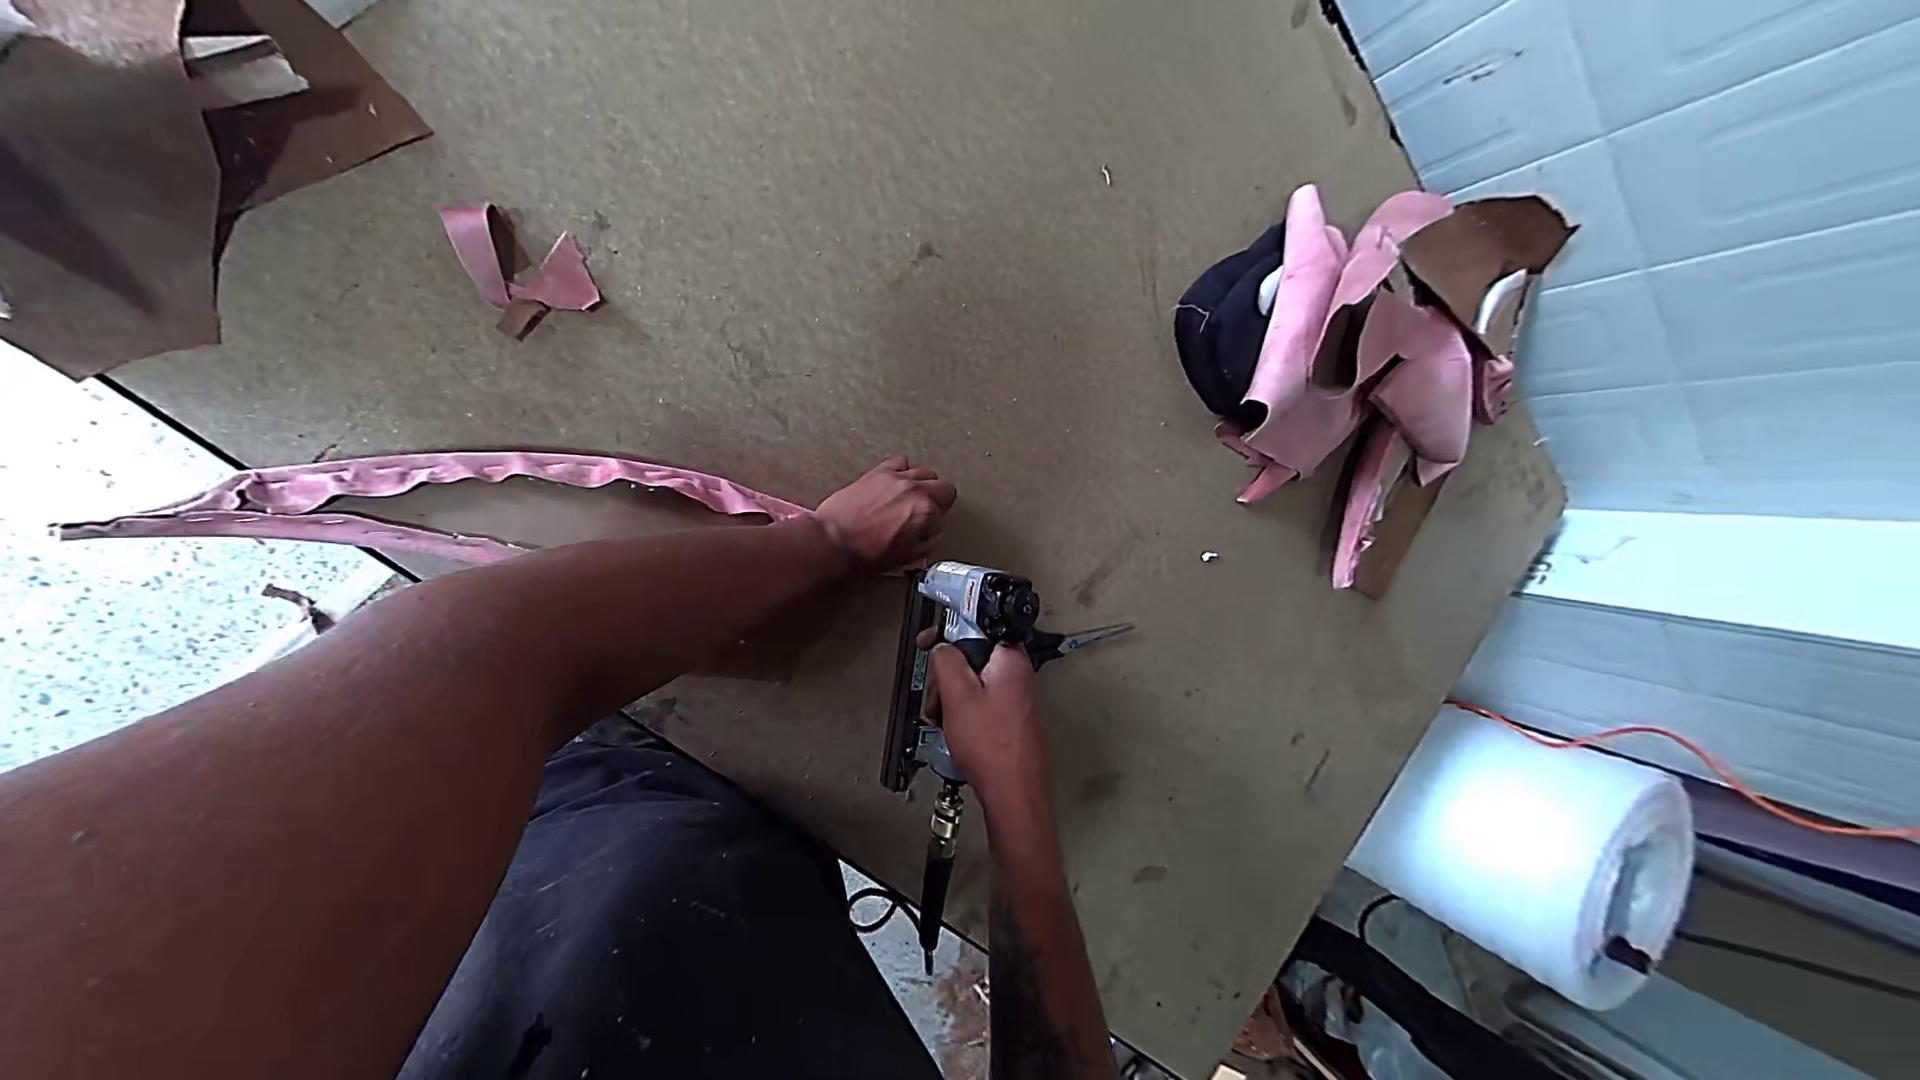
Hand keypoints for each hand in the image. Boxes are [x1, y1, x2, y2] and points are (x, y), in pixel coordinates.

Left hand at [815, 456, 956, 570]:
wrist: (833, 540)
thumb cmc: (864, 553)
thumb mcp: (904, 558)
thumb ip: (924, 544)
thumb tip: (928, 536)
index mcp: (925, 514)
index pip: (942, 518)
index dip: (932, 528)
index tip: (922, 533)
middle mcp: (916, 491)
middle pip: (944, 489)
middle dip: (938, 502)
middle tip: (924, 513)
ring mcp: (898, 478)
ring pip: (926, 473)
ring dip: (923, 485)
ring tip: (911, 498)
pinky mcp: (880, 472)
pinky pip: (902, 462)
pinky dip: (903, 471)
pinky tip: (896, 483)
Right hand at [925, 639, 1050, 811]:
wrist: (1013, 792)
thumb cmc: (992, 748)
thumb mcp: (957, 695)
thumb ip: (947, 660)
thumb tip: (942, 646)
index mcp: (1010, 659)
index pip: (976, 626)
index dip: (947, 632)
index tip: (929, 639)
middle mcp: (1017, 672)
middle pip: (971, 656)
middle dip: (946, 676)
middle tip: (938, 698)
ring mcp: (1016, 695)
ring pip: (973, 680)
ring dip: (951, 696)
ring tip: (945, 719)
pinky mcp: (1010, 714)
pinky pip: (980, 700)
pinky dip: (963, 710)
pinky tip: (956, 729)